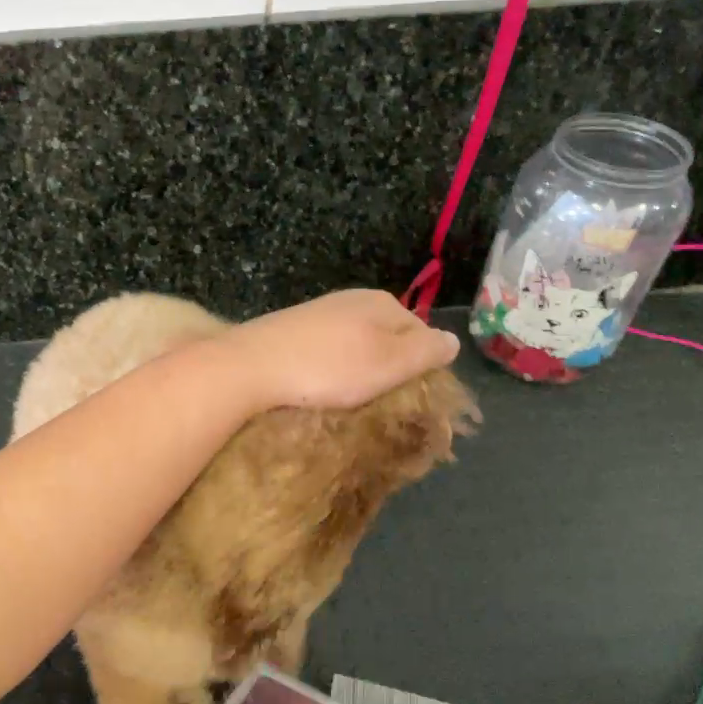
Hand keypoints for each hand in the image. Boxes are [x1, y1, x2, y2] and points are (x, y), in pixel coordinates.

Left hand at [215, 290, 459, 410]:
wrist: (250, 367)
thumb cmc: (328, 367)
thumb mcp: (389, 363)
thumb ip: (425, 350)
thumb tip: (452, 340)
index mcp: (381, 302)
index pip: (422, 332)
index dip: (422, 367)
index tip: (411, 398)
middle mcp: (350, 300)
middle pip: (387, 338)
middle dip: (388, 368)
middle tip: (380, 403)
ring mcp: (317, 314)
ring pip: (355, 346)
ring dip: (357, 372)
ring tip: (349, 401)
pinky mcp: (290, 332)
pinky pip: (326, 353)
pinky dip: (329, 371)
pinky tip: (319, 389)